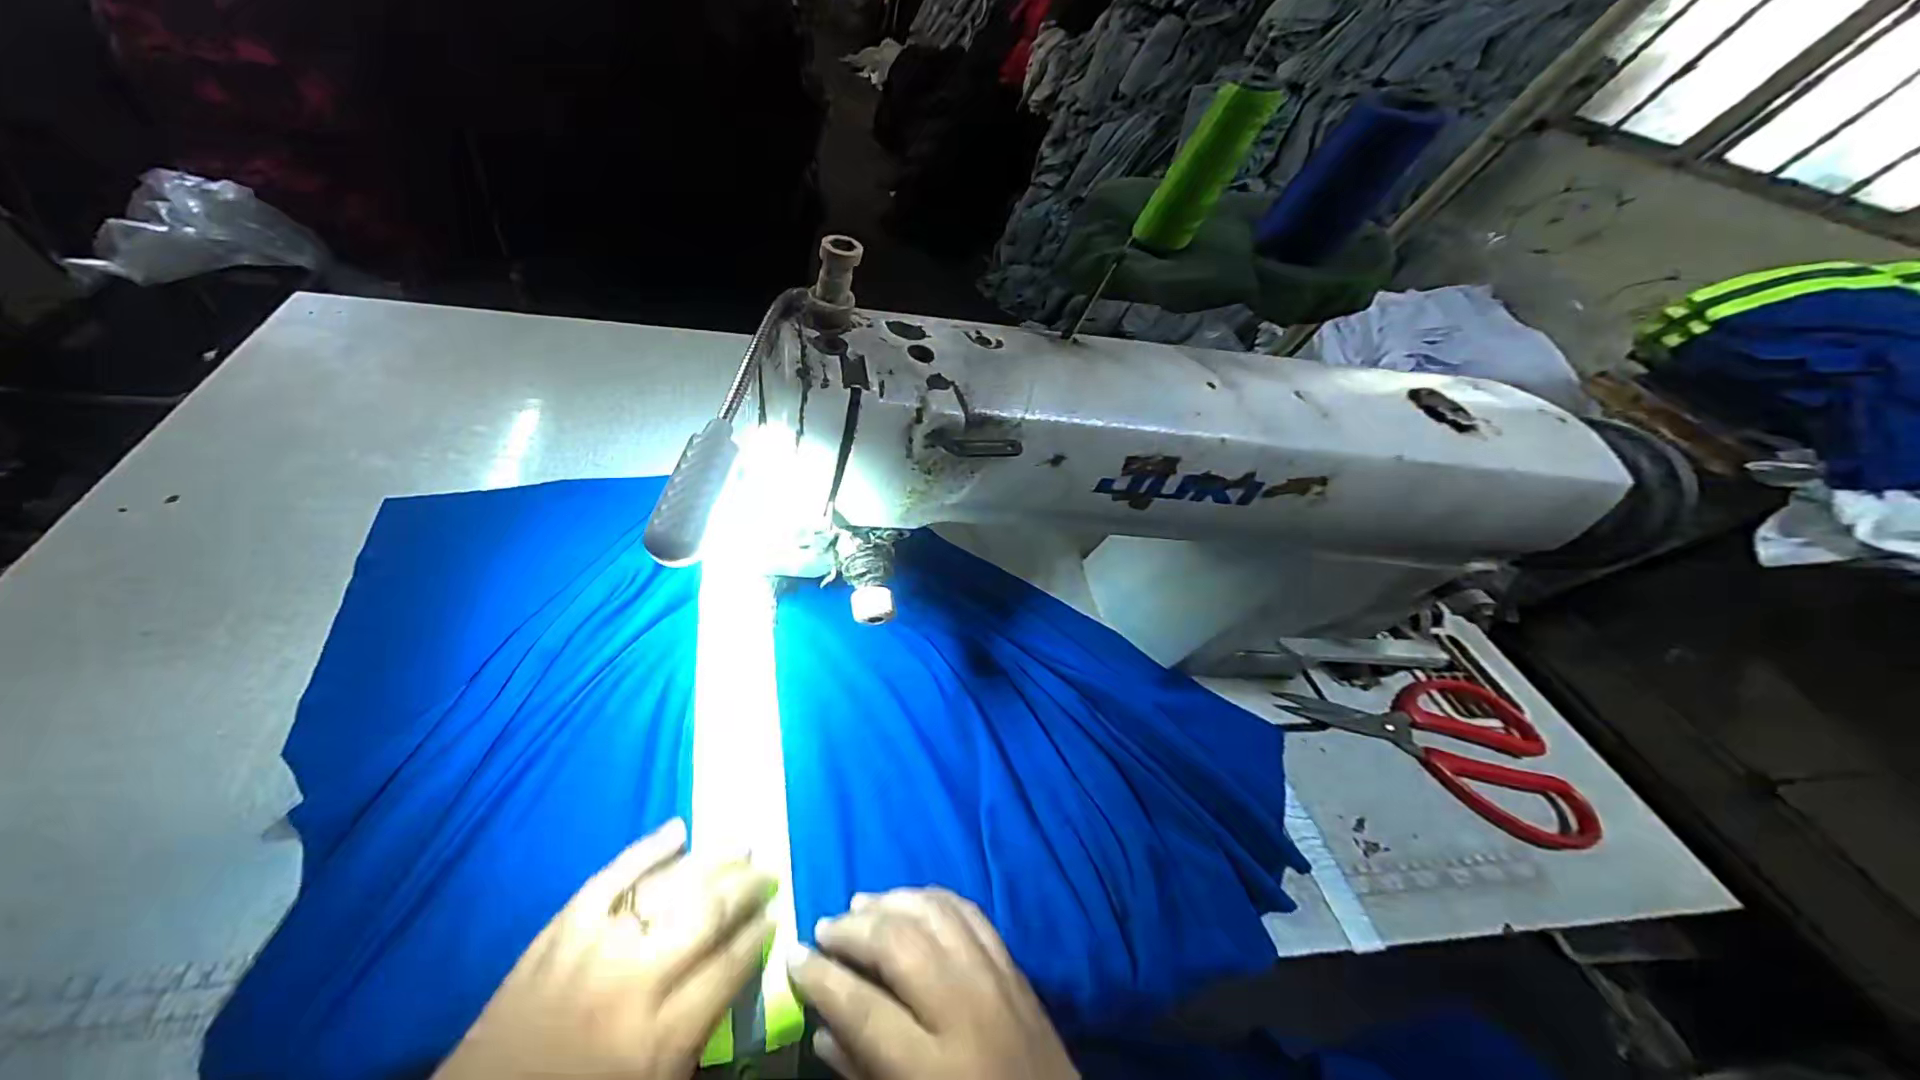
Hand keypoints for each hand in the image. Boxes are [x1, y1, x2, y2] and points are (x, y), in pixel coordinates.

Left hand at [436, 818, 774, 1079]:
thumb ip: (700, 1034)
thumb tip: (736, 974)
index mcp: (660, 1036)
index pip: (731, 966)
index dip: (760, 934)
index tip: (778, 912)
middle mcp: (635, 982)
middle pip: (708, 916)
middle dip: (747, 889)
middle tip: (769, 871)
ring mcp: (595, 948)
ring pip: (669, 888)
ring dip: (712, 862)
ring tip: (740, 845)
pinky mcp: (560, 930)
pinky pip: (611, 877)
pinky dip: (645, 850)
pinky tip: (677, 830)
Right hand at [788, 887, 1077, 1079]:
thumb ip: (861, 1072)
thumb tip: (821, 1026)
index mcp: (933, 1066)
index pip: (863, 1007)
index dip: (821, 977)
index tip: (793, 957)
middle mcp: (964, 1008)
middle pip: (899, 945)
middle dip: (853, 929)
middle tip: (823, 927)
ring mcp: (994, 976)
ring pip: (934, 915)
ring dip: (890, 902)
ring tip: (859, 905)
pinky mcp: (1013, 962)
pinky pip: (968, 911)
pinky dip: (933, 897)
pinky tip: (909, 900)